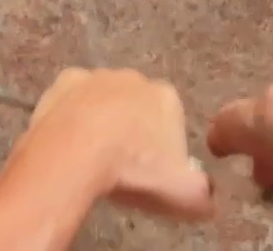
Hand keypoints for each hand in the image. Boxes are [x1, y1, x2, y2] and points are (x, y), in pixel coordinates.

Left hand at [3, 68, 214, 222]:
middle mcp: (134, 78)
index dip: (165, 145)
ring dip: (103, 118)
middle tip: (126, 164)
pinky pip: (74, 98)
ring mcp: (97, 76)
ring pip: (105, 98)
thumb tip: (206, 194)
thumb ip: (204, 192)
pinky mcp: (66, 81)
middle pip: (138, 104)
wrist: (77, 150)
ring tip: (96, 155)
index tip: (155, 170)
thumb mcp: (187, 195)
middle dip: (134, 128)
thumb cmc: (136, 171)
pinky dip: (74, 113)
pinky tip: (72, 139)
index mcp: (166, 97)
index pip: (172, 118)